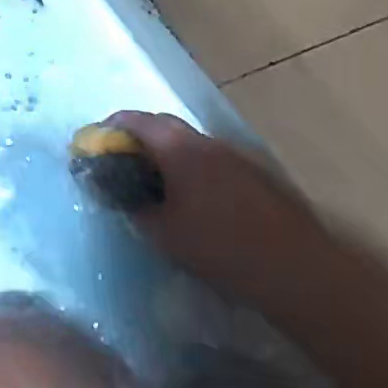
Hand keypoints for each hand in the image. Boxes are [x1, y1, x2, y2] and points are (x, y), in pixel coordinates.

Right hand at [101, 110, 333, 301]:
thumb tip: (121, 196)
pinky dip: (188, 166)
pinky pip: (208, 157)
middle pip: (162, 125)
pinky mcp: (250, 171)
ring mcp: (232, 152)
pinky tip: (189, 197)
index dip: (110, 128)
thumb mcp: (165, 235)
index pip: (135, 121)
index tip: (94, 143)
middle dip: (136, 138)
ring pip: (187, 142)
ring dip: (164, 153)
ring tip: (151, 183)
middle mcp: (205, 140)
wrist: (293, 266)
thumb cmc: (220, 247)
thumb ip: (136, 209)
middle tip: (119, 162)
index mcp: (178, 147)